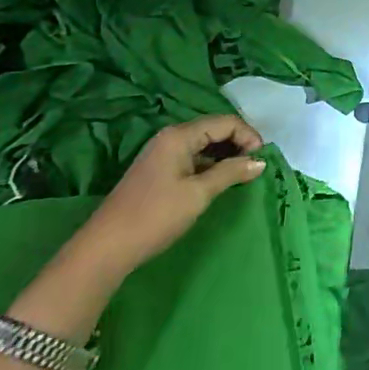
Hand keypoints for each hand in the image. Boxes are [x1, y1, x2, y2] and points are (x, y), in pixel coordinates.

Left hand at [70, 115, 265, 278]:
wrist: (106, 247)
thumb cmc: (156, 216)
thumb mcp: (198, 194)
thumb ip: (231, 172)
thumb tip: (260, 162)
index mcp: (179, 136)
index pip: (225, 122)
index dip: (248, 136)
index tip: (262, 159)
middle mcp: (170, 137)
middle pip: (214, 129)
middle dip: (238, 143)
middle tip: (255, 166)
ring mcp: (162, 153)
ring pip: (204, 144)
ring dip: (225, 155)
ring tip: (242, 175)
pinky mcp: (158, 170)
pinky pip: (192, 157)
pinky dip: (210, 164)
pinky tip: (219, 181)